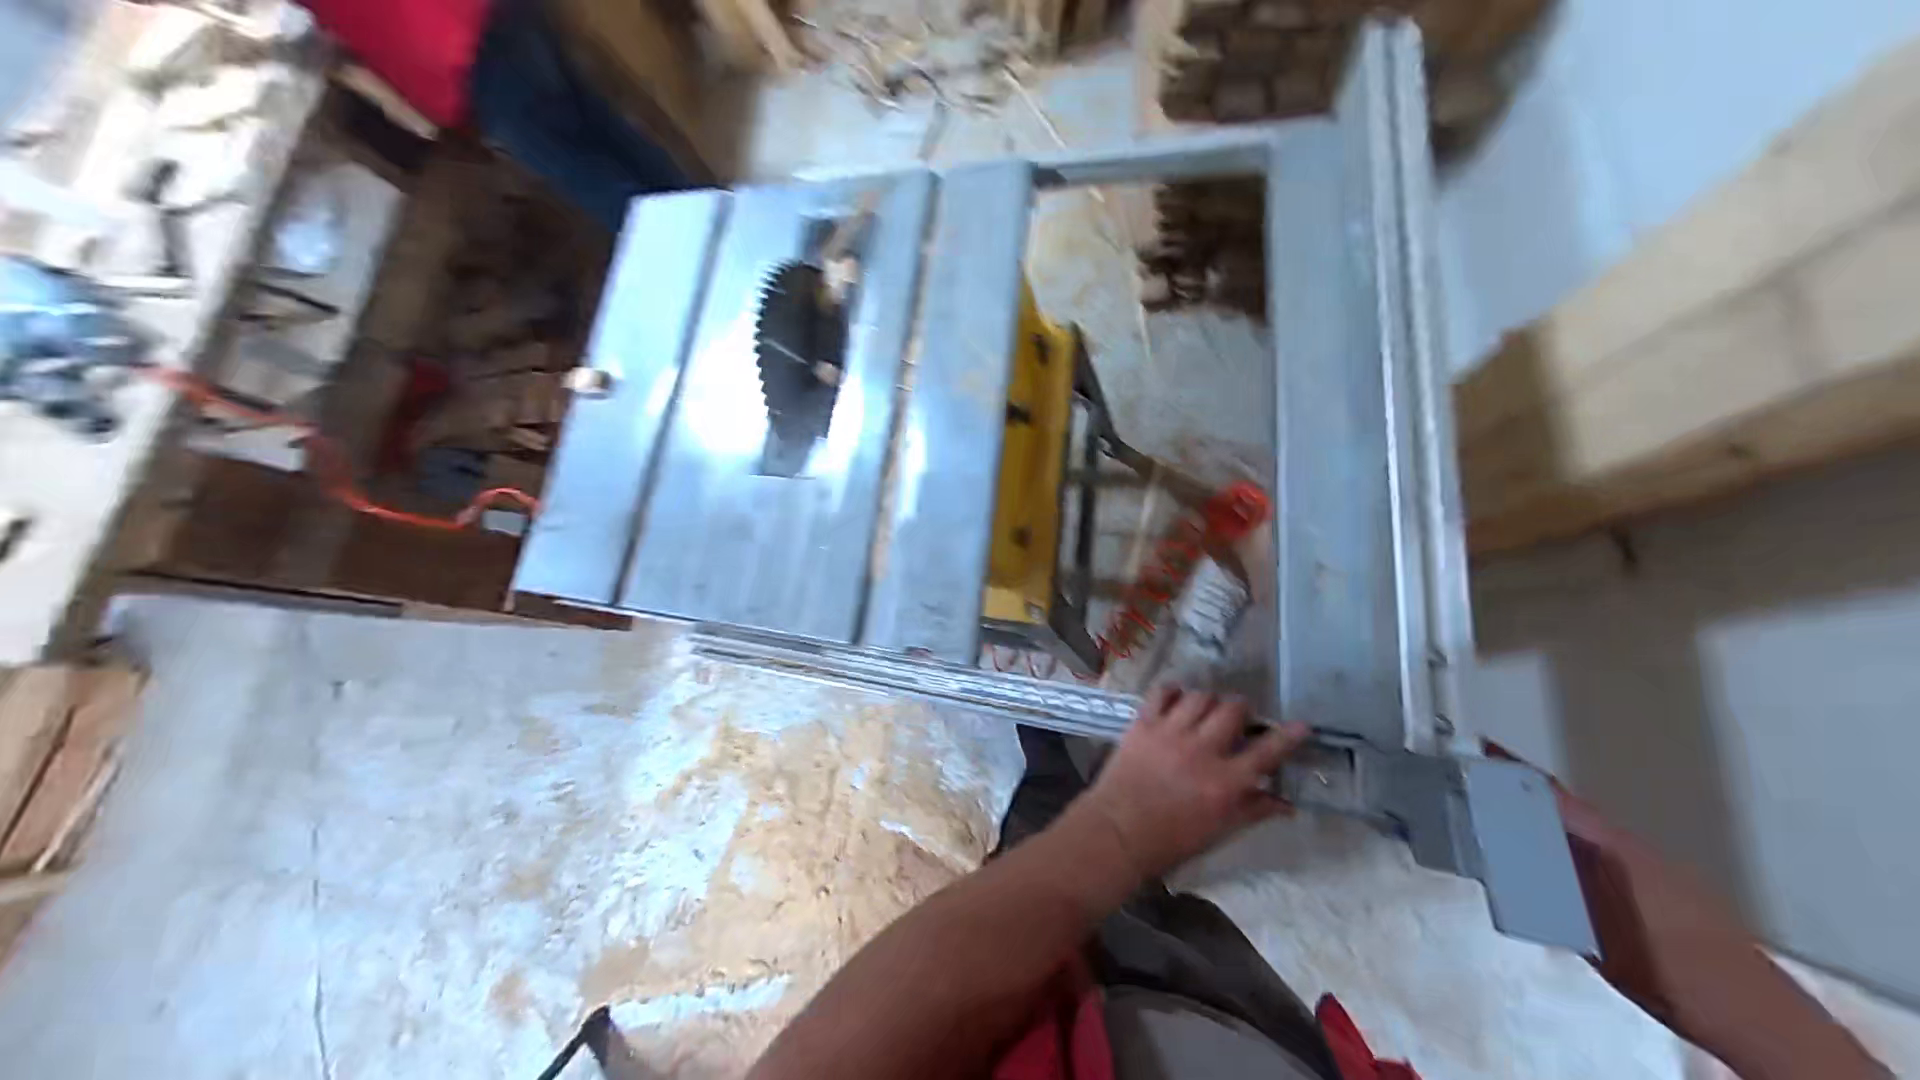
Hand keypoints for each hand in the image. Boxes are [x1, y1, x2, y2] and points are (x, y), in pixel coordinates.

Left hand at [1070, 686, 1307, 880]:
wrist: (1117, 832)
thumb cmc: (1171, 840)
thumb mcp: (1220, 830)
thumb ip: (1254, 810)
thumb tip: (1286, 802)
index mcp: (1226, 782)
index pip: (1267, 751)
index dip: (1288, 736)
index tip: (1302, 725)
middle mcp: (1202, 750)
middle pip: (1232, 710)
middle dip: (1241, 709)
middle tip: (1238, 718)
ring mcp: (1171, 733)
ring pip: (1200, 697)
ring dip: (1209, 700)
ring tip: (1206, 710)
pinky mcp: (1143, 724)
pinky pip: (1162, 693)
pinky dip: (1173, 691)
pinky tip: (1177, 699)